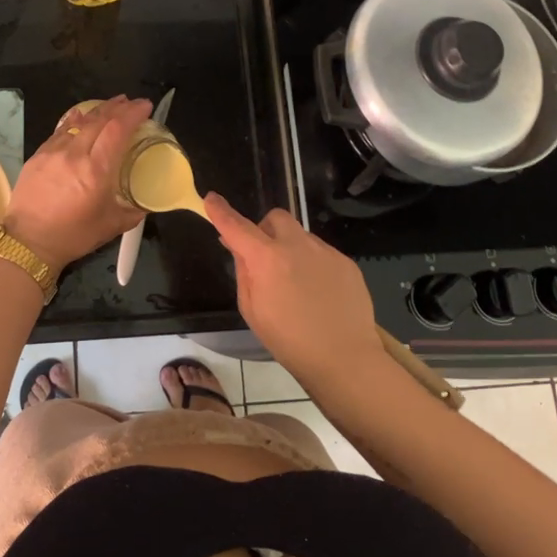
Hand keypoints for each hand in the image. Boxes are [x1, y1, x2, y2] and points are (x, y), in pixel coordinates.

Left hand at [4, 96, 150, 267]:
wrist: (27, 243)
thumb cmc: (73, 236)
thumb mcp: (110, 226)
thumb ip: (131, 211)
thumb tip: (144, 204)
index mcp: (96, 170)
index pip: (117, 130)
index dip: (133, 114)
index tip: (145, 106)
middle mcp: (75, 154)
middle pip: (99, 119)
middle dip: (118, 107)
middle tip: (131, 102)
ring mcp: (53, 152)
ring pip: (79, 121)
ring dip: (98, 111)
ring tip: (112, 105)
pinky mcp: (38, 156)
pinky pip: (61, 131)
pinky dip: (75, 120)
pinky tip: (81, 117)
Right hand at [205, 192, 384, 385]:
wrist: (344, 357)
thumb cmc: (289, 341)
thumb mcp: (252, 309)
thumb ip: (244, 271)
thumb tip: (238, 246)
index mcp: (267, 259)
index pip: (237, 227)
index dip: (221, 211)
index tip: (211, 199)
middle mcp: (297, 245)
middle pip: (275, 218)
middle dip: (264, 230)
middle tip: (264, 258)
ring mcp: (325, 251)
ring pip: (300, 236)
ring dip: (290, 249)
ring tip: (296, 285)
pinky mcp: (346, 262)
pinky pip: (321, 253)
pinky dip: (312, 264)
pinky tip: (318, 293)